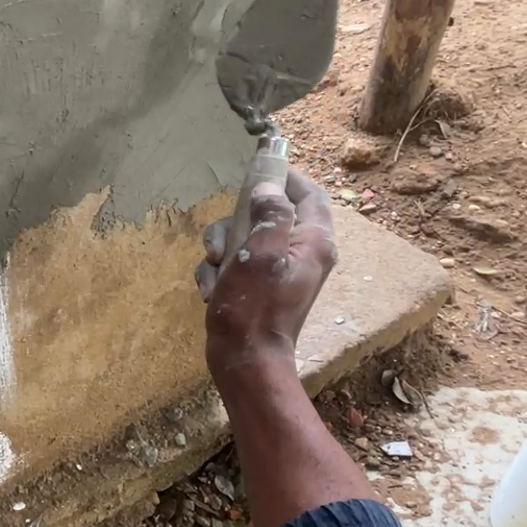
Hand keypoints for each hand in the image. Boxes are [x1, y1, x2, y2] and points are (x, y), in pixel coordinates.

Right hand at [195, 168, 337, 374]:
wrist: (245, 360)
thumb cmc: (254, 308)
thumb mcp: (260, 255)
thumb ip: (269, 215)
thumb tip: (267, 187)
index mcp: (313, 243)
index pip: (310, 194)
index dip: (286, 176)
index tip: (257, 167)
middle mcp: (301, 253)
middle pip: (267, 215)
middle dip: (235, 224)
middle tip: (218, 244)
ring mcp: (279, 271)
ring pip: (243, 239)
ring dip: (220, 250)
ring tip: (214, 272)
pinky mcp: (258, 287)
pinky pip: (234, 264)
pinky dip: (218, 273)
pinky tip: (212, 290)